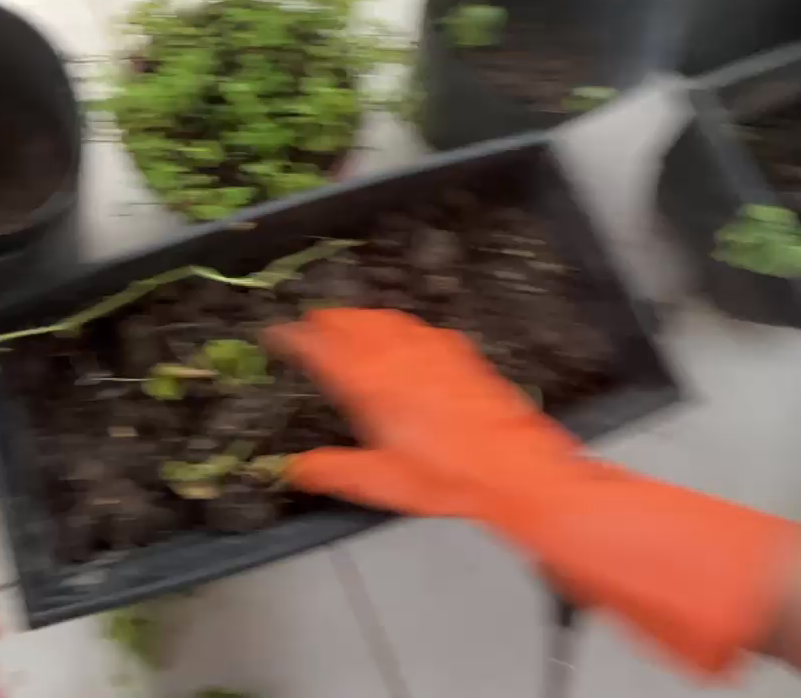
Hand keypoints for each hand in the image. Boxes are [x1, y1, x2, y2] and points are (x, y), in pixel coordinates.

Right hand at [268, 309, 798, 679]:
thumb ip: (333, 471)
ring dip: (357, 317)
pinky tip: (397, 329)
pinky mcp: (456, 355)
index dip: (296, 337)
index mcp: (373, 385)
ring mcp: (429, 352)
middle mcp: (398, 359)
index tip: (278, 332)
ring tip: (343, 318)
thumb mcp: (383, 484)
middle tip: (308, 322)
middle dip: (325, 320)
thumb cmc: (453, 480)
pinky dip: (393, 323)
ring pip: (382, 319)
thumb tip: (293, 469)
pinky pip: (414, 326)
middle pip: (351, 324)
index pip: (323, 349)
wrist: (522, 473)